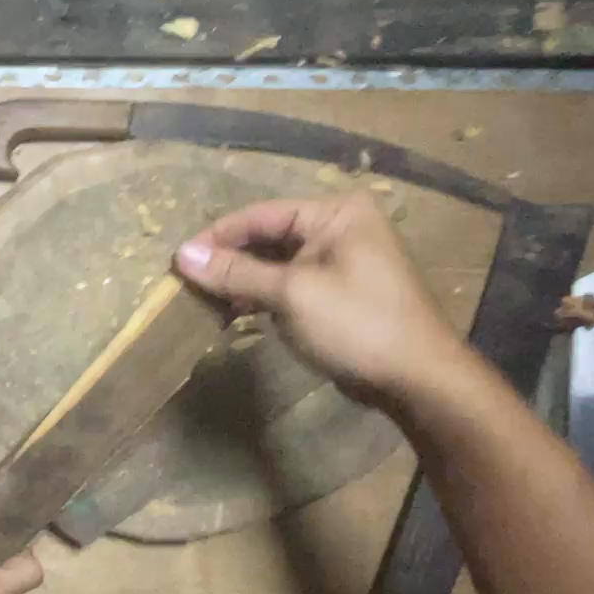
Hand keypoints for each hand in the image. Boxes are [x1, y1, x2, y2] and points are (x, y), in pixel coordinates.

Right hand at [173, 193, 465, 406]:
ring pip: (272, 262)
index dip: (216, 237)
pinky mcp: (335, 291)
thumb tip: (181, 255)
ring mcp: (339, 260)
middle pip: (265, 237)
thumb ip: (235, 272)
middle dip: (226, 260)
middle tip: (186, 283)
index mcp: (335, 214)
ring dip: (238, 281)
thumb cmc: (356, 324)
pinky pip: (285, 283)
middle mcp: (338, 228)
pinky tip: (232, 313)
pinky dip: (257, 296)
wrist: (416, 379)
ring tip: (203, 300)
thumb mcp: (290, 294)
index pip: (259, 215)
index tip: (177, 261)